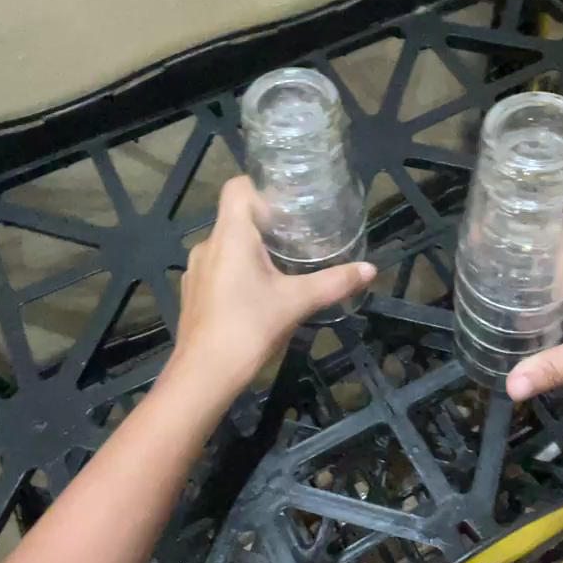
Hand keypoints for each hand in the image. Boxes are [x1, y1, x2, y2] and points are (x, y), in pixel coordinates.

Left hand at [167, 176, 375, 397]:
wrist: (204, 375)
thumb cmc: (249, 328)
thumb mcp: (297, 303)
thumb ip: (334, 283)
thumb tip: (370, 269)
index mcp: (231, 235)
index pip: (237, 187)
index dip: (261, 188)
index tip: (288, 204)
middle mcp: (208, 245)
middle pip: (235, 218)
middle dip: (266, 226)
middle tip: (298, 238)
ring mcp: (196, 271)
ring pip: (226, 247)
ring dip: (251, 253)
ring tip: (281, 268)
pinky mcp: (192, 294)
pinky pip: (217, 271)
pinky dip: (236, 275)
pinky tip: (256, 296)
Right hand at [505, 219, 562, 400]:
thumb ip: (556, 367)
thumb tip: (509, 385)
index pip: (561, 218)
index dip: (528, 215)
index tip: (492, 218)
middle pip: (560, 238)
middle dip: (525, 242)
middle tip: (483, 248)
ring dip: (541, 265)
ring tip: (498, 272)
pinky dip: (557, 287)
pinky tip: (536, 303)